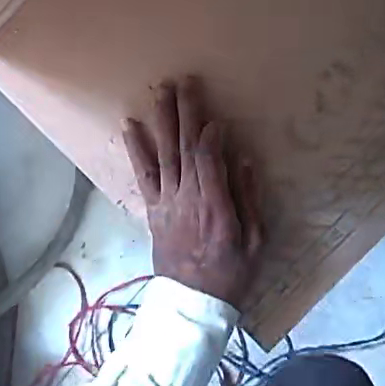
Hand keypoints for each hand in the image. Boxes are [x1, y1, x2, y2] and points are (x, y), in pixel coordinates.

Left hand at [121, 77, 264, 306]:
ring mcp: (166, 201)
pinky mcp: (153, 208)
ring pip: (164, 153)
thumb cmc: (232, 272)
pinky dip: (136, 149)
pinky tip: (129, 125)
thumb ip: (247, 196)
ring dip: (162, 120)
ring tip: (160, 91)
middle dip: (185, 112)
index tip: (215, 116)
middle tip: (184, 82)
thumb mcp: (255, 240)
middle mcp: (186, 197)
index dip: (210, 134)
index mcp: (214, 206)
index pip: (208, 158)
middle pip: (184, 147)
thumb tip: (241, 157)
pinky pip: (143, 175)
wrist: (194, 303)